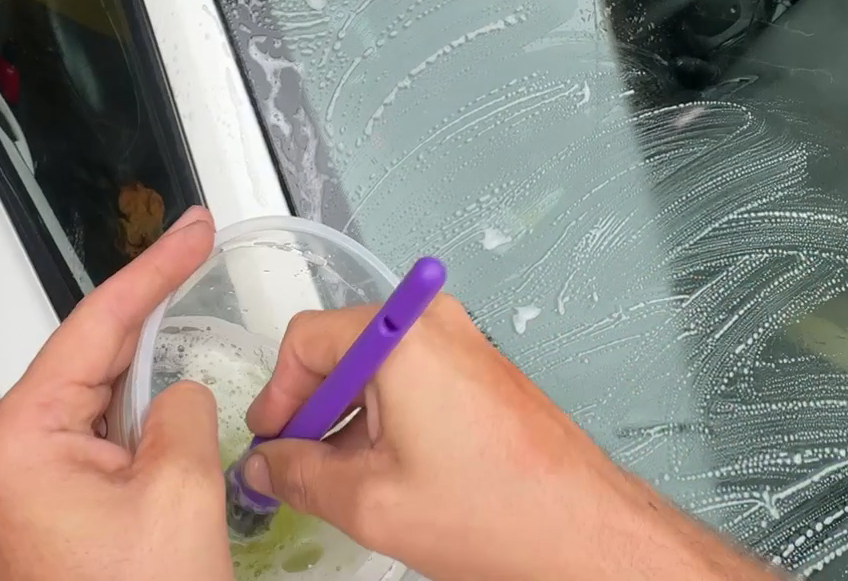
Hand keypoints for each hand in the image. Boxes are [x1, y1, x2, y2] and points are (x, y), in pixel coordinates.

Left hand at [0, 207, 231, 580]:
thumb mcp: (177, 488)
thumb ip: (179, 407)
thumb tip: (173, 394)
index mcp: (24, 433)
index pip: (99, 323)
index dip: (155, 266)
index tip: (195, 227)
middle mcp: (17, 440)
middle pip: (96, 340)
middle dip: (150, 288)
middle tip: (197, 238)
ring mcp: (36, 462)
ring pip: (103, 373)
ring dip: (148, 330)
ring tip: (185, 271)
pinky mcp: (61, 482)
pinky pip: (108, 411)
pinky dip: (144, 378)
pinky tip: (167, 345)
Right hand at [242, 297, 778, 580]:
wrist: (585, 528)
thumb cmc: (487, 509)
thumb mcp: (371, 501)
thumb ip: (300, 476)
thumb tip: (263, 465)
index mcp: (400, 336)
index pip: (308, 339)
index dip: (279, 394)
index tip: (269, 441)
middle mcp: (429, 320)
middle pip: (341, 346)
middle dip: (312, 405)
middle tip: (295, 461)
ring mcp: (458, 336)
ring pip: (375, 362)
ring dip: (347, 411)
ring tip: (338, 471)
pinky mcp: (476, 359)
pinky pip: (409, 370)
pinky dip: (383, 408)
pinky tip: (381, 460)